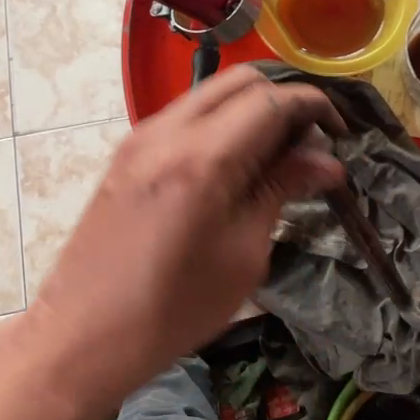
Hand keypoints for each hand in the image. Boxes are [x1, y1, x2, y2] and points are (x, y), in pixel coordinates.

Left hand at [29, 65, 346, 398]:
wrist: (79, 338)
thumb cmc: (172, 310)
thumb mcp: (242, 254)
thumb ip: (280, 191)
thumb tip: (327, 161)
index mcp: (203, 159)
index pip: (272, 100)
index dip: (314, 105)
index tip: (340, 130)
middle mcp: (168, 132)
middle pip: (242, 81)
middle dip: (286, 97)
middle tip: (313, 138)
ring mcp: (142, 137)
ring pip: (213, 92)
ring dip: (254, 106)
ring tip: (282, 150)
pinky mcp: (128, 152)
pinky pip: (188, 114)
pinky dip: (224, 120)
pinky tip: (241, 159)